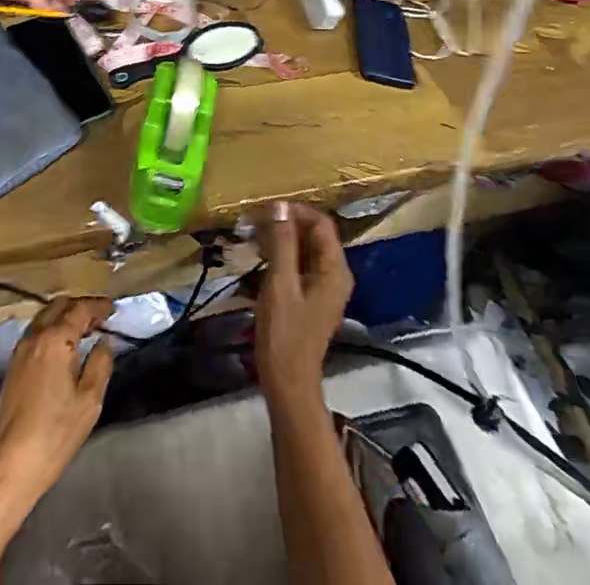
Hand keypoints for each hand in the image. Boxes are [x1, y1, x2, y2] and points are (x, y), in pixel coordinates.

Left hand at [0, 296, 114, 500]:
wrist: (8, 467)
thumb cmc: (55, 432)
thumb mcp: (91, 399)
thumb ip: (101, 362)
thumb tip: (104, 341)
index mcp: (55, 340)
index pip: (80, 309)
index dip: (99, 305)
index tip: (115, 309)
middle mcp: (34, 338)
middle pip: (58, 306)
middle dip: (81, 306)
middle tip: (102, 316)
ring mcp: (19, 352)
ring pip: (44, 318)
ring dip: (65, 317)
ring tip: (88, 329)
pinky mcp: (13, 367)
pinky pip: (36, 334)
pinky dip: (54, 329)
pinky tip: (67, 346)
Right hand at [256, 202, 353, 402]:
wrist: (288, 381)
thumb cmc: (284, 334)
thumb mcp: (280, 284)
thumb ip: (282, 243)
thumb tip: (280, 207)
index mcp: (335, 269)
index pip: (321, 224)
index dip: (296, 212)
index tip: (266, 209)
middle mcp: (336, 274)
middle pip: (315, 236)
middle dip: (287, 225)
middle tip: (254, 222)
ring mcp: (325, 287)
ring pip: (306, 251)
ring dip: (282, 241)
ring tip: (253, 236)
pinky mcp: (312, 298)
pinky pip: (301, 267)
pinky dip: (283, 258)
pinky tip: (260, 258)